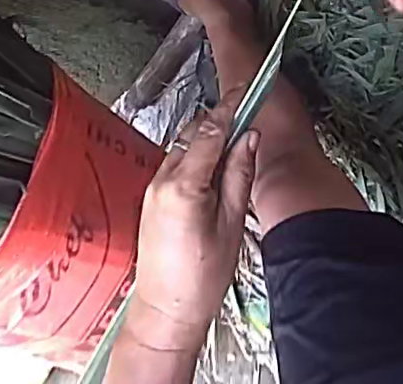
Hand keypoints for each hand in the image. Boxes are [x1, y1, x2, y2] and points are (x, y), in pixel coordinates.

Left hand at [123, 108, 258, 354]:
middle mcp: (162, 180)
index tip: (246, 88)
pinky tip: (215, 169)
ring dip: (209, 138)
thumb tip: (250, 136)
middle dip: (222, 121)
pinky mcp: (153, 195)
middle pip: (195, 132)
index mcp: (184, 185)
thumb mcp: (232, 223)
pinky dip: (197, 154)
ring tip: (235, 150)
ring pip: (185, 144)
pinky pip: (177, 160)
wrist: (164, 314)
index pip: (211, 130)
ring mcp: (154, 186)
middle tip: (248, 120)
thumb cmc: (200, 278)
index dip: (231, 105)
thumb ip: (240, 173)